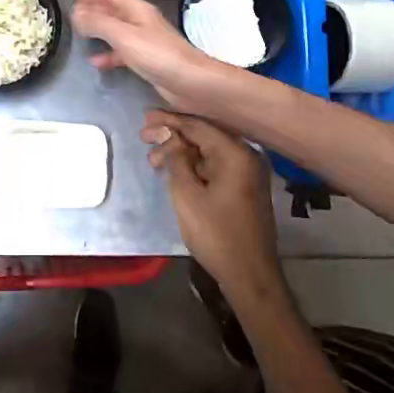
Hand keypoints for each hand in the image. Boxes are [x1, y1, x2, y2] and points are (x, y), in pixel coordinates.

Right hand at [73, 0, 223, 108]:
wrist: (189, 82)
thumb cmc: (157, 55)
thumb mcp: (123, 35)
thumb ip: (98, 23)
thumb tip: (76, 12)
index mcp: (138, 10)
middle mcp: (142, 22)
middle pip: (115, 10)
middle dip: (95, 9)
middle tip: (75, 12)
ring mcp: (146, 42)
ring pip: (118, 31)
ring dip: (100, 31)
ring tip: (81, 35)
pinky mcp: (148, 61)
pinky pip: (123, 53)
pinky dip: (109, 54)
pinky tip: (97, 62)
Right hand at [142, 110, 285, 304]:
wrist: (249, 273)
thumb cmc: (215, 233)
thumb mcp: (186, 194)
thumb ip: (176, 159)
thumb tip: (169, 135)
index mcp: (235, 153)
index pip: (198, 126)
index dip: (169, 121)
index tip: (145, 119)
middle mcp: (245, 156)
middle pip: (204, 136)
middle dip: (173, 136)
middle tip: (144, 138)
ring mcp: (247, 173)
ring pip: (208, 152)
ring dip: (181, 153)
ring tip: (152, 161)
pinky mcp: (244, 188)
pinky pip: (215, 166)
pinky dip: (194, 166)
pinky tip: (174, 171)